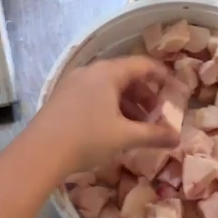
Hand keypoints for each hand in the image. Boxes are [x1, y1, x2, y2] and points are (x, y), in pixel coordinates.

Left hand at [31, 56, 178, 174]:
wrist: (39, 153)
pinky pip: (94, 94)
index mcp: (108, 72)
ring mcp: (74, 83)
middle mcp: (91, 71)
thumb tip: (177, 138)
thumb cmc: (87, 138)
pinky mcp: (63, 97)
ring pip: (109, 86)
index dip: (163, 76)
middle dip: (145, 94)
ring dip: (128, 103)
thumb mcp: (124, 137)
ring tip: (138, 125)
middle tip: (157, 114)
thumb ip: (154, 135)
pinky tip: (114, 128)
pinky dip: (110, 106)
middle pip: (126, 75)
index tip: (176, 90)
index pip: (143, 65)